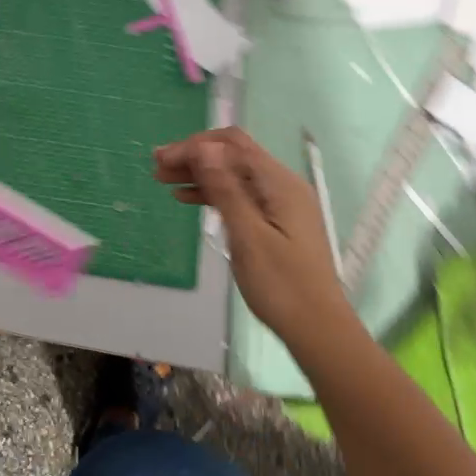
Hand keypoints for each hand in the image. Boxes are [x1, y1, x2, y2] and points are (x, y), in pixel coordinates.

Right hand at [154, 128, 359, 348]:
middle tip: (157, 168)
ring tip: (165, 182)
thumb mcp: (247, 236)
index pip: (232, 146)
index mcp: (279, 184)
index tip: (162, 160)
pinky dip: (215, 193)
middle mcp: (283, 186)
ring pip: (235, 175)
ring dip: (201, 174)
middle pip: (234, 156)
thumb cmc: (281, 285)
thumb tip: (204, 147)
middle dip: (195, 157)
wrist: (318, 329)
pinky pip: (242, 195)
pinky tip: (189, 199)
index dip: (195, 146)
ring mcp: (282, 204)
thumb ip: (226, 189)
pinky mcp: (277, 222)